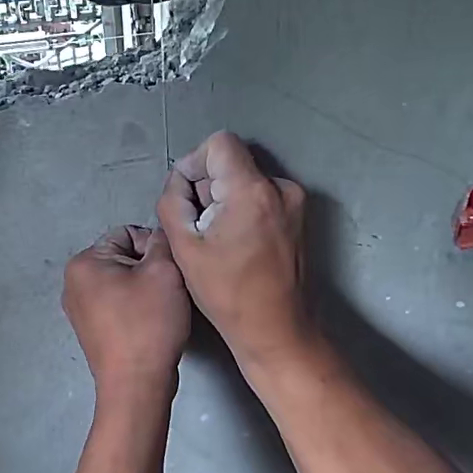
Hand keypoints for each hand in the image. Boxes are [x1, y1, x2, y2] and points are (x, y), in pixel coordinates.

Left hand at [62, 225, 191, 396]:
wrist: (136, 385)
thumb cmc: (149, 325)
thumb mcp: (164, 271)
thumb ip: (163, 241)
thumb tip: (160, 235)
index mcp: (84, 263)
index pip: (128, 233)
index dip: (154, 247)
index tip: (168, 271)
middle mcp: (73, 283)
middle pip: (124, 257)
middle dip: (149, 269)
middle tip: (168, 290)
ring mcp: (80, 309)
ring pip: (124, 282)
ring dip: (146, 289)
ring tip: (160, 308)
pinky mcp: (92, 330)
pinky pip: (119, 304)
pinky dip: (137, 308)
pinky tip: (151, 324)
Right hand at [155, 131, 310, 360]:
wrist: (276, 329)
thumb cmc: (228, 294)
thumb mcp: (184, 247)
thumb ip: (173, 201)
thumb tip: (180, 181)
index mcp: (253, 191)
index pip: (219, 143)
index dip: (195, 163)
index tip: (187, 196)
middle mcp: (281, 188)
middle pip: (232, 161)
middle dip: (208, 186)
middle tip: (198, 226)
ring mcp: (295, 202)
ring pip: (245, 179)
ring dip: (224, 199)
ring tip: (218, 239)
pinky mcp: (298, 216)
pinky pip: (261, 196)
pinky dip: (242, 209)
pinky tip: (237, 244)